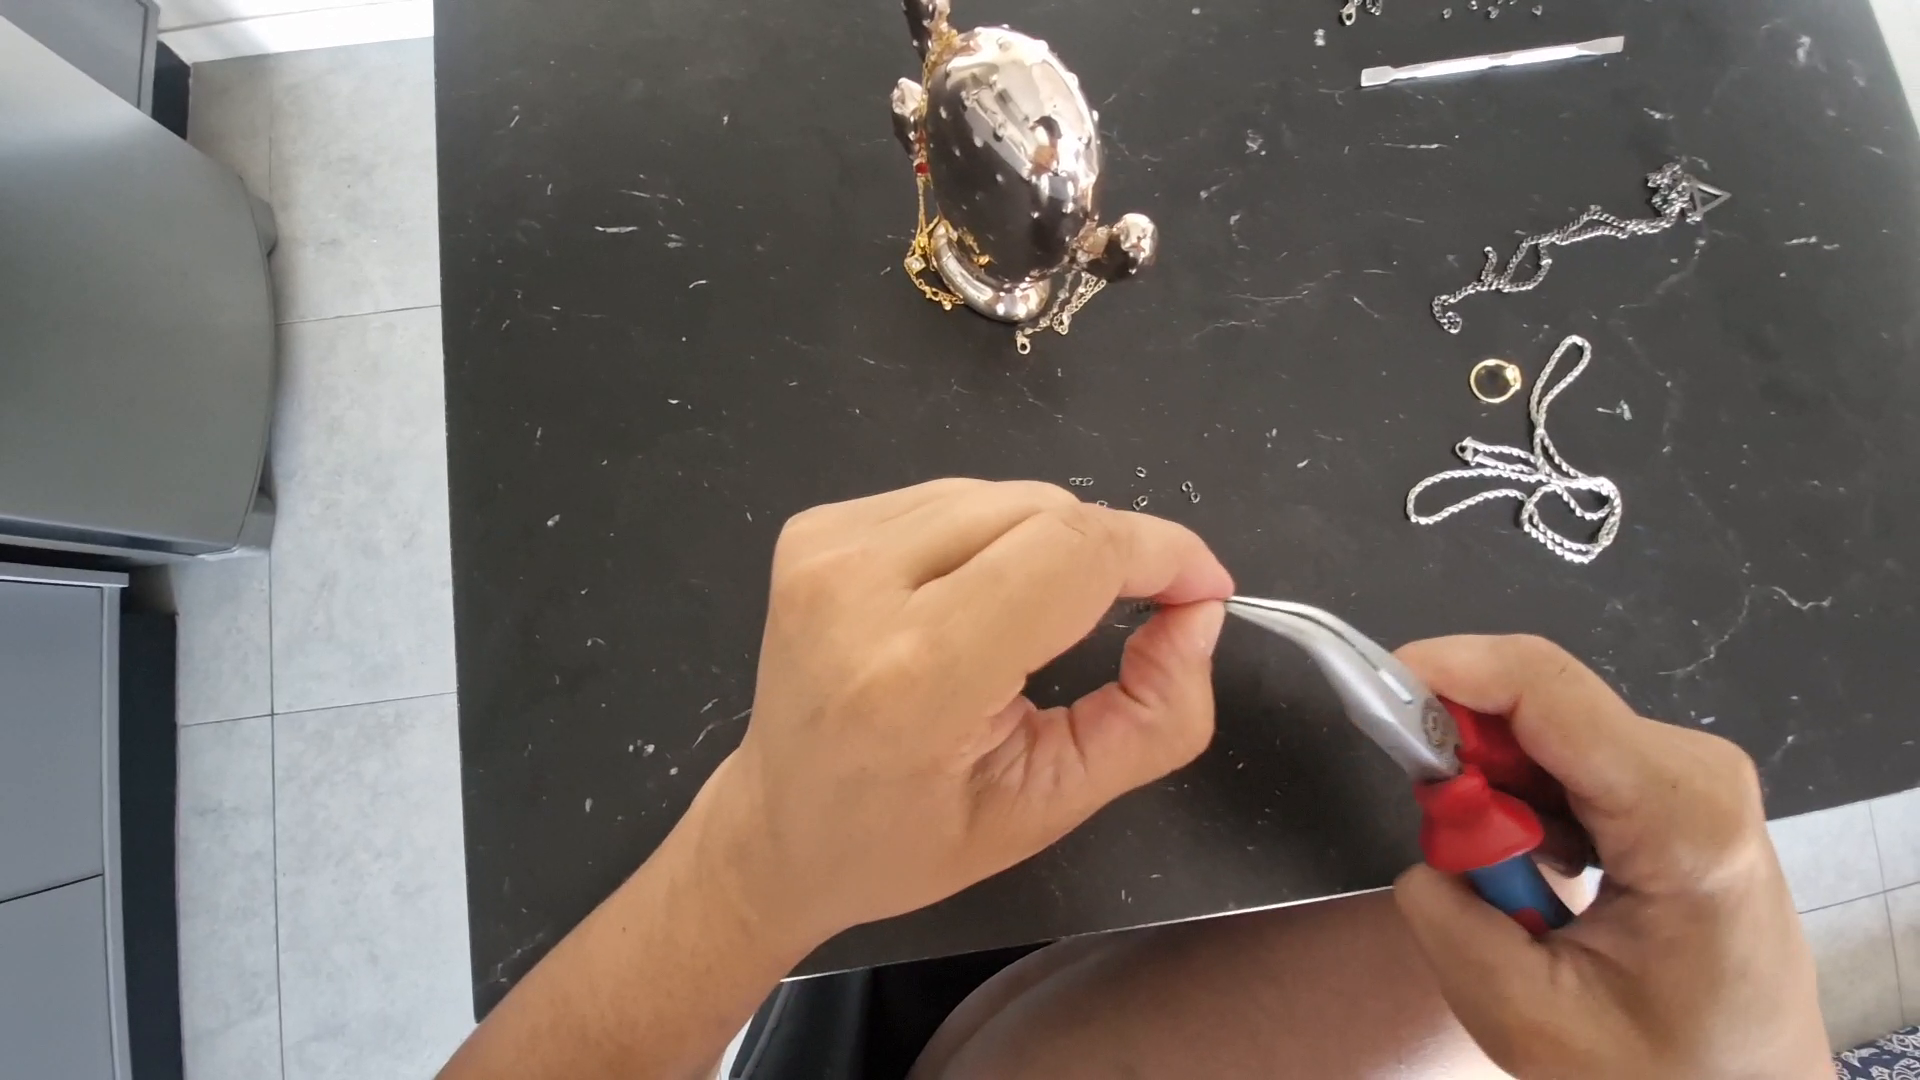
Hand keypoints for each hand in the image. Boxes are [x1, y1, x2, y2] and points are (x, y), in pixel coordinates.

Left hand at [693, 479, 1234, 948]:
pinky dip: (994, 533)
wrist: (777, 822)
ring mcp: (827, 544)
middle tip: (1133, 613)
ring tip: (1037, 617)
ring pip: (1000, 493)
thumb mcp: (1051, 804)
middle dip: (1112, 551)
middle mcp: (858, 585)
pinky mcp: (816, 525)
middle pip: (1043, 510)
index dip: (1160, 552)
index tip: (1203, 587)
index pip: (1069, 554)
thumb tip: (1198, 612)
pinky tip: (975, 593)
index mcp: (915, 674)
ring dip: (1052, 541)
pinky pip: (950, 497)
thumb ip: (1154, 717)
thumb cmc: (909, 836)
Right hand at [1392, 635, 1830, 1078]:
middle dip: (1458, 747)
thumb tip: (1426, 850)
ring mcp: (1682, 774)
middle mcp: (1693, 773)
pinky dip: (1508, 784)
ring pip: (1532, 719)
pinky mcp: (1662, 782)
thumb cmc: (1657, 1073)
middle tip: (1448, 834)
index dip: (1444, 669)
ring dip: (1483, 776)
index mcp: (1682, 823)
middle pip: (1532, 698)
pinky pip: (1549, 744)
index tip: (1373, 698)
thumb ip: (1441, 915)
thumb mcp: (1525, 1016)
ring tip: (1500, 868)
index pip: (1545, 689)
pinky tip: (1532, 853)